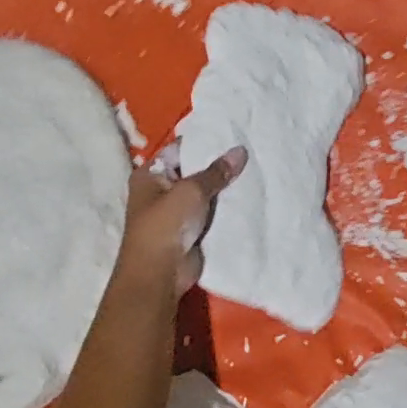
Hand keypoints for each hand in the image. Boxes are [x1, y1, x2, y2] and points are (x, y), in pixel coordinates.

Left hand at [118, 146, 246, 297]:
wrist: (161, 272)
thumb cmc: (166, 224)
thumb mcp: (192, 190)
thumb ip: (217, 172)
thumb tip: (240, 151)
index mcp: (150, 175)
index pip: (180, 149)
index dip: (204, 141)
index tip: (234, 134)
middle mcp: (160, 190)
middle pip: (194, 171)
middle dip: (219, 165)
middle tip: (250, 152)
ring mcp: (176, 212)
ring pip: (205, 193)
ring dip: (225, 188)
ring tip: (255, 171)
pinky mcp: (191, 230)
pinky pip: (212, 213)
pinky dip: (226, 208)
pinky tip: (249, 197)